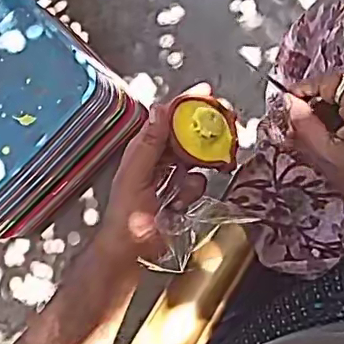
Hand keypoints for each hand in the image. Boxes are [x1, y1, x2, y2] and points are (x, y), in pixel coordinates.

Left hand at [96, 87, 209, 261]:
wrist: (131, 252)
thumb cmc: (126, 216)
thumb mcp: (136, 175)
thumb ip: (149, 143)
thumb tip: (160, 110)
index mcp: (142, 148)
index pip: (166, 117)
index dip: (185, 103)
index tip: (206, 92)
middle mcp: (156, 158)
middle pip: (185, 135)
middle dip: (200, 135)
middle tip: (218, 132)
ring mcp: (169, 176)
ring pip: (194, 159)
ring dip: (194, 171)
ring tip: (182, 188)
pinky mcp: (180, 193)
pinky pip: (197, 183)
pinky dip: (192, 191)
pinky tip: (180, 203)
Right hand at [283, 74, 343, 227]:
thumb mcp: (328, 158)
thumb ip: (306, 126)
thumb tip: (289, 100)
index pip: (330, 81)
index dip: (306, 89)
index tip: (290, 102)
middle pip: (342, 83)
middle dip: (320, 96)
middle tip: (303, 116)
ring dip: (334, 102)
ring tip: (321, 124)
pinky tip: (341, 127)